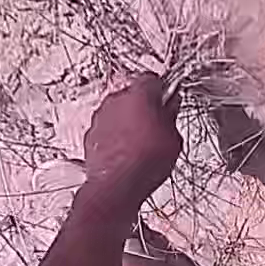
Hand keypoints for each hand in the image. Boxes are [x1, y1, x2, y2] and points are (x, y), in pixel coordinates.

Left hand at [81, 73, 181, 210]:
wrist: (117, 186)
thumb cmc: (144, 162)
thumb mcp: (173, 138)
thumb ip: (170, 116)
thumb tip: (170, 109)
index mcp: (139, 94)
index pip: (152, 79)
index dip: (163, 91)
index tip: (168, 101)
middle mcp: (115, 101)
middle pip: (132, 94)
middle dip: (144, 107)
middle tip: (156, 125)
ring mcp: (100, 118)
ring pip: (117, 112)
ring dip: (127, 122)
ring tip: (142, 143)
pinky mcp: (91, 135)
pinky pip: (106, 129)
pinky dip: (114, 137)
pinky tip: (126, 152)